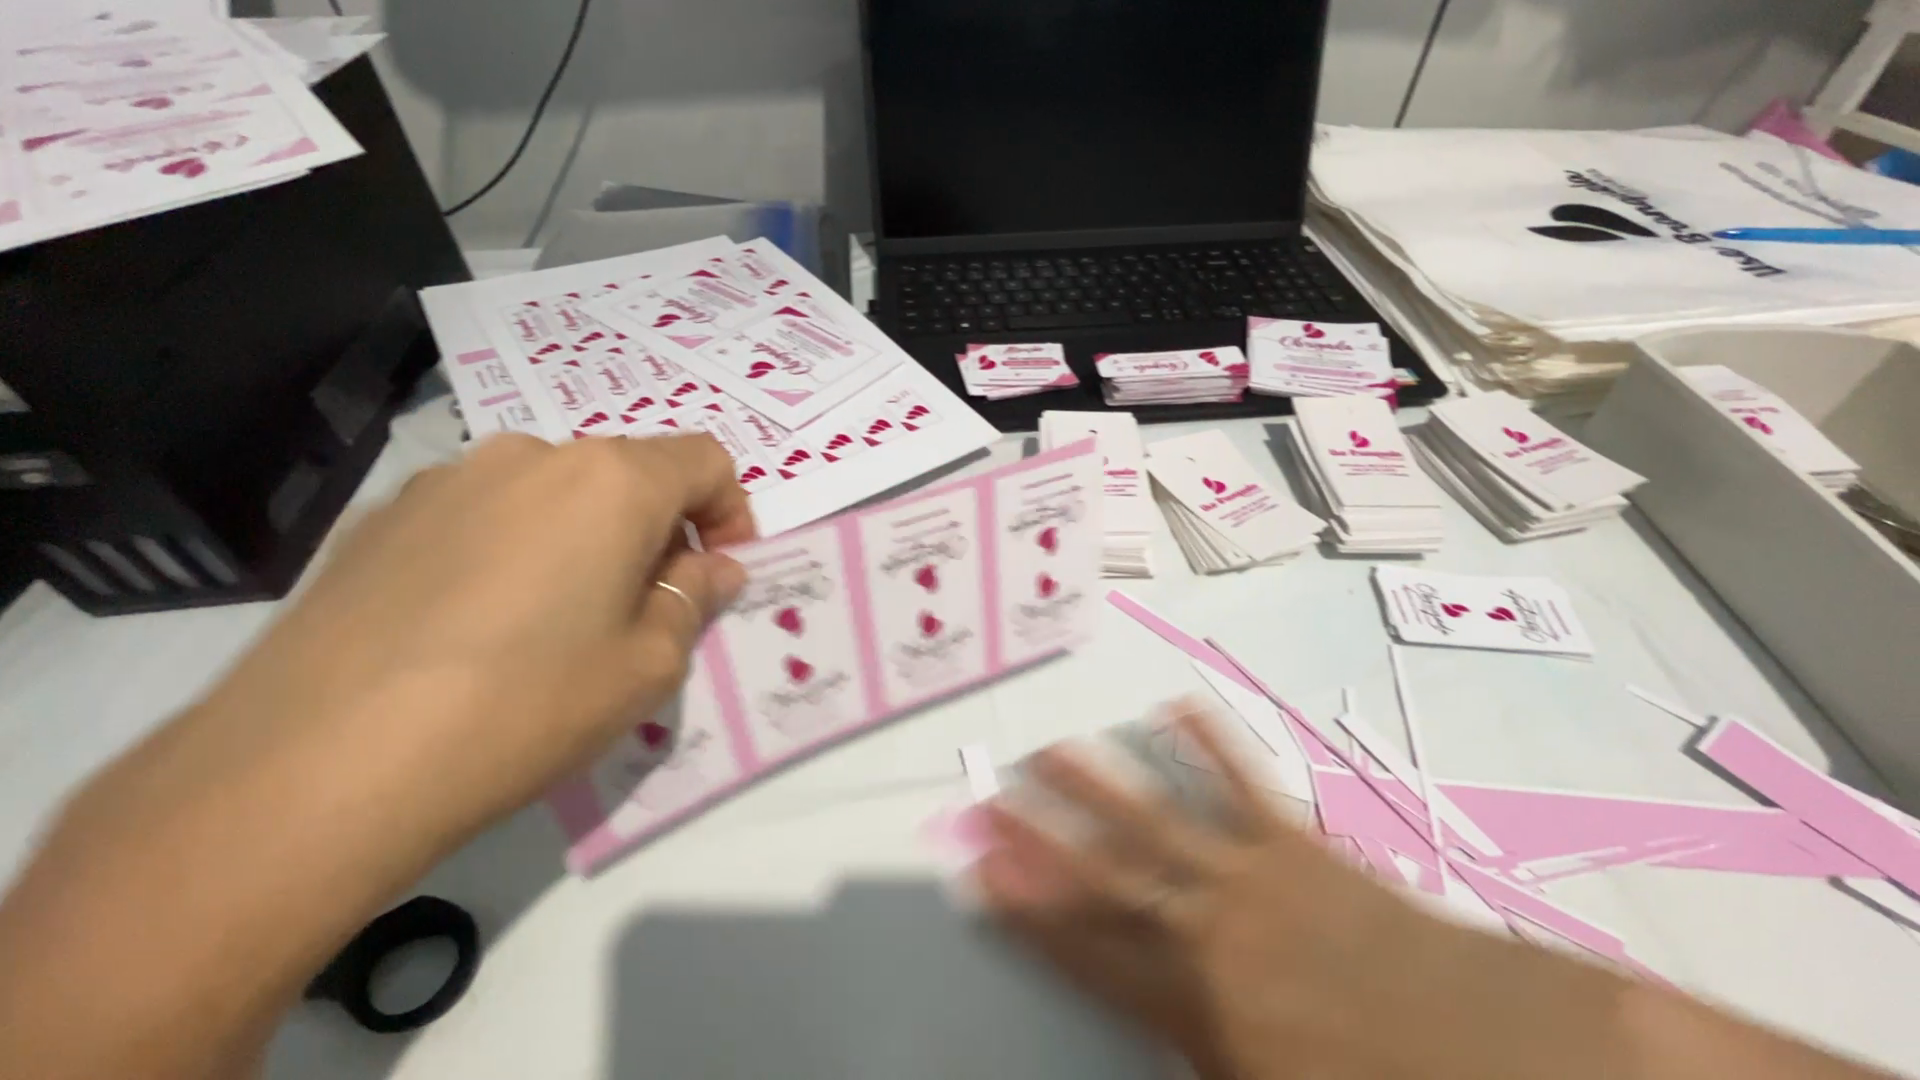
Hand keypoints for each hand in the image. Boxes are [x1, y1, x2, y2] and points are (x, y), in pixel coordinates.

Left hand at [194, 433, 754, 832]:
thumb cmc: (526, 706)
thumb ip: (692, 601)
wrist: (320, 761)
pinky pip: (481, 516)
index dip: (731, 511)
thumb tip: (710, 567)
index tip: (719, 571)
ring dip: (583, 540)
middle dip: (656, 530)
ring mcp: (447, 480)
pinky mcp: (383, 517)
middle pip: (626, 473)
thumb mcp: (646, 668)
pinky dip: (512, 551)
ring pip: (551, 494)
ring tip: (558, 624)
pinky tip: (478, 628)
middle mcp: (532, 456)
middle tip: (645, 609)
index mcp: (611, 482)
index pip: (704, 459)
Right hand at [973, 705, 1638, 1079]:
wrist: (1492, 1049)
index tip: (982, 876)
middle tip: (989, 801)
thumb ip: (1191, 1048)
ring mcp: (1253, 879)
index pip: (1086, 953)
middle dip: (1041, 839)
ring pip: (1158, 821)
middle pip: (1106, 876)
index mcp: (1194, 1007)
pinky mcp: (1300, 847)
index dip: (1028, 914)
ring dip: (1100, 785)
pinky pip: (1245, 788)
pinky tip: (1175, 710)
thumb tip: (1142, 1016)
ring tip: (1051, 750)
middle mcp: (1207, 932)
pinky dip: (1210, 746)